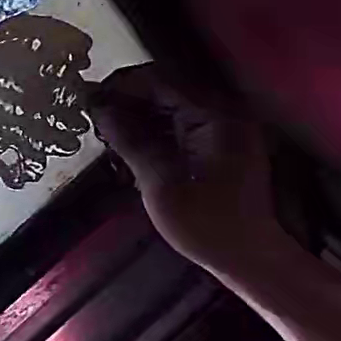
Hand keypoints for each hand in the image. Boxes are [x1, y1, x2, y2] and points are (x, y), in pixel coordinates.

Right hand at [89, 64, 292, 274]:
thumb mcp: (160, 183)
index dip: (121, 85)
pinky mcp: (218, 144)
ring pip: (170, 107)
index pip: (159, 80)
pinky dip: (154, 131)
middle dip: (127, 101)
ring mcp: (222, 128)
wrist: (250, 259)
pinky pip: (180, 125)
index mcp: (213, 115)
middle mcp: (221, 112)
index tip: (90, 98)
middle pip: (165, 90)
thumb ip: (130, 141)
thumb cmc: (206, 224)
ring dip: (138, 116)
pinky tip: (130, 147)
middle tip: (94, 118)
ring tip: (107, 133)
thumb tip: (99, 109)